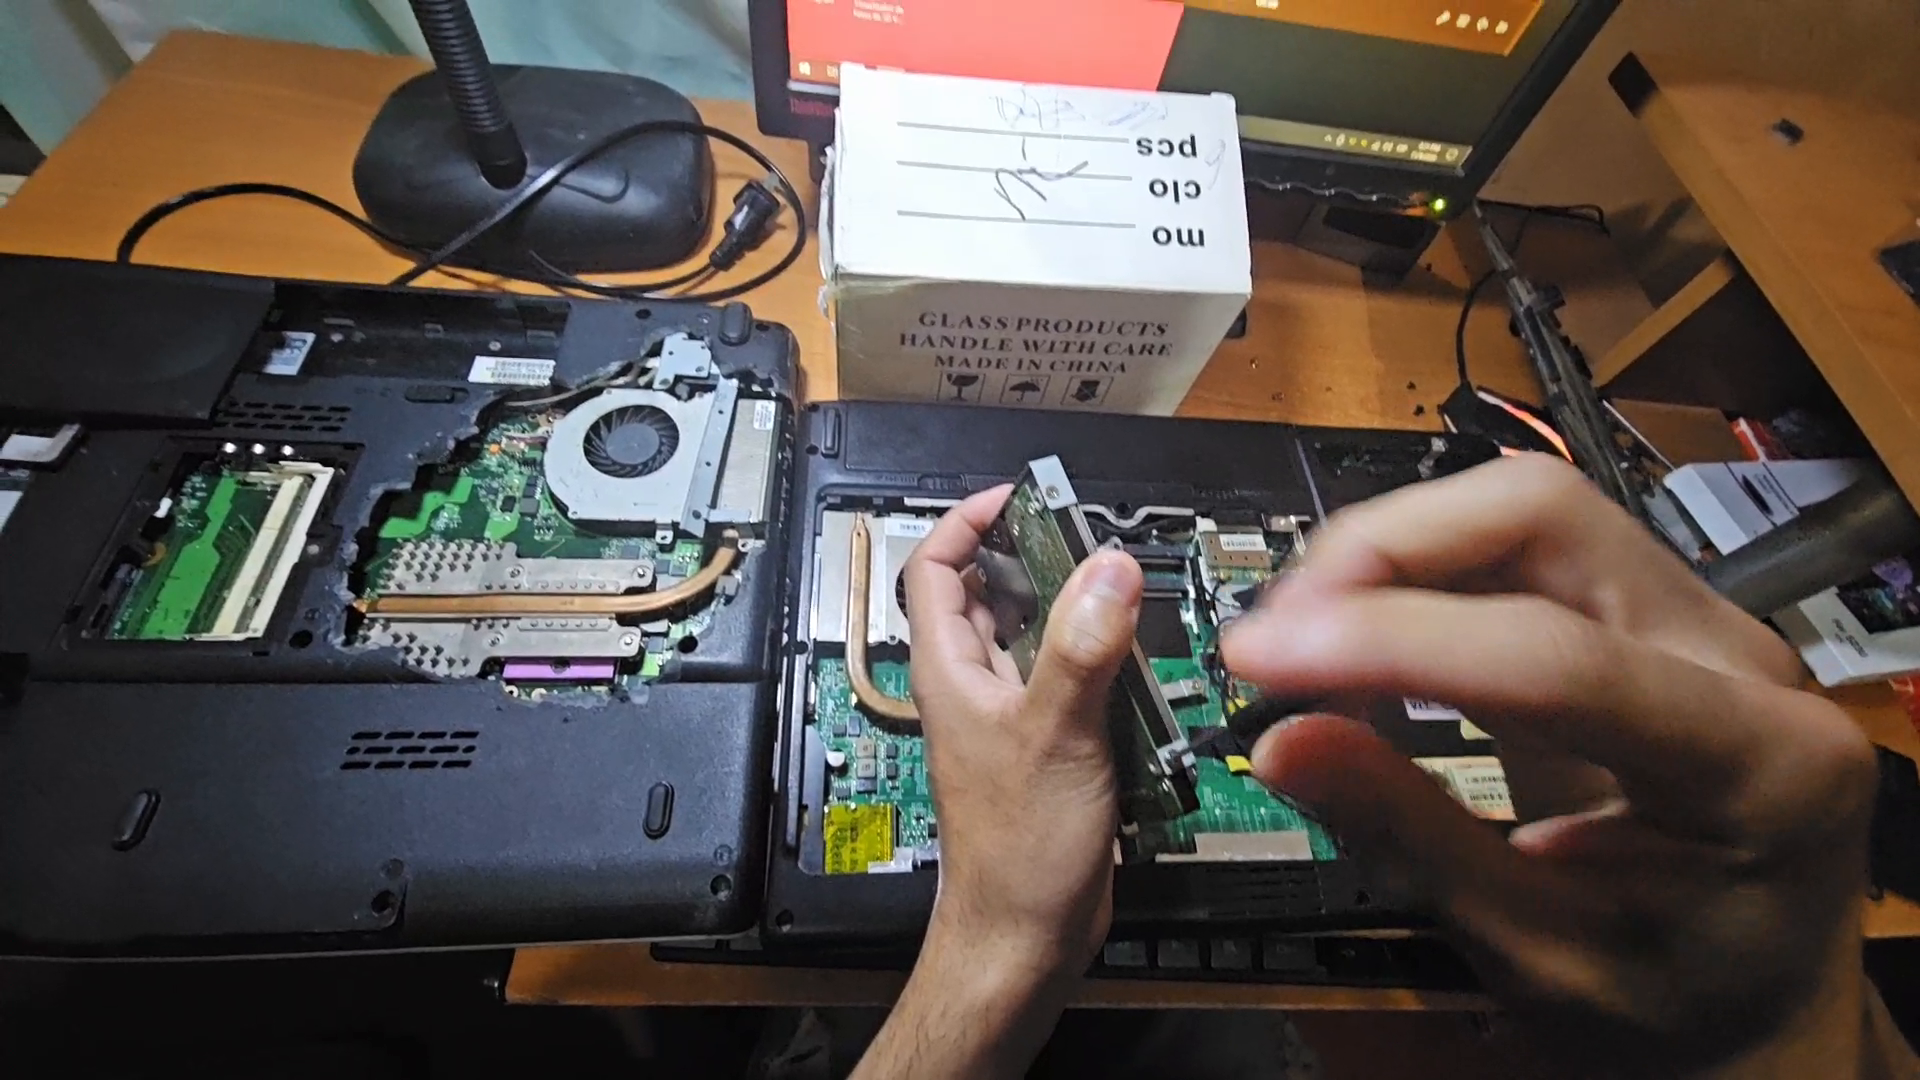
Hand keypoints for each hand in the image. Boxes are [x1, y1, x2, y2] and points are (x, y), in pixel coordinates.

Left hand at [850, 488, 1141, 1079]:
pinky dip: (1083, 648)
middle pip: (981, 590)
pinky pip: (1055, 669)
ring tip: (1107, 580)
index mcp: (947, 669)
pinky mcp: (1037, 733)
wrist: (1024, 930)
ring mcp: (1003, 707)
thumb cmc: (1017, 846)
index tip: (1013, 498)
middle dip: (1024, 553)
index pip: (931, 568)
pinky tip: (1122, 647)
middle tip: (1080, 535)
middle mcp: (969, 680)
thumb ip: (1080, 650)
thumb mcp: (1053, 735)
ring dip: (1060, 600)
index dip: (964, 523)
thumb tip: (1107, 568)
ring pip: (1022, 629)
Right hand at [1223, 455, 1888, 1075]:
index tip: (1257, 658)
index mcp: (1756, 765)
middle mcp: (1721, 653)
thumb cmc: (1669, 998)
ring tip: (1301, 639)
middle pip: (1533, 517)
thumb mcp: (1532, 948)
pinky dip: (1387, 578)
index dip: (1384, 645)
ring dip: (1373, 556)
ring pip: (1498, 512)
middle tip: (1284, 628)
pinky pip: (1479, 549)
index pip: (1548, 656)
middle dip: (1379, 553)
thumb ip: (1403, 835)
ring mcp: (1663, 617)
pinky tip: (1345, 643)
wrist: (1746, 988)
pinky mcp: (1599, 611)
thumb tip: (1279, 744)